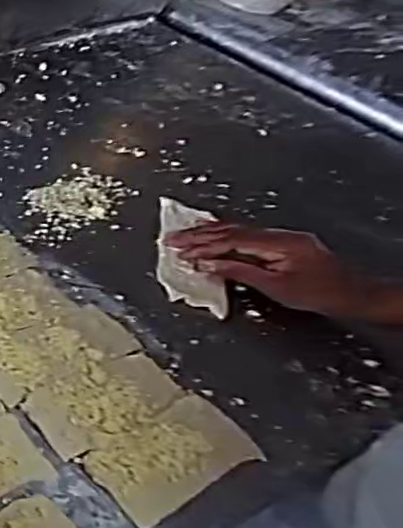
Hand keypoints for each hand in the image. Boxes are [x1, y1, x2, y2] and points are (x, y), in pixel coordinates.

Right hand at [164, 222, 398, 320]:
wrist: (357, 297)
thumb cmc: (320, 294)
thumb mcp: (274, 286)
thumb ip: (237, 271)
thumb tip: (206, 263)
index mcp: (282, 244)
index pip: (232, 241)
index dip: (203, 247)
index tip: (181, 252)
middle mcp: (283, 236)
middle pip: (232, 231)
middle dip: (199, 236)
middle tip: (171, 239)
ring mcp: (283, 238)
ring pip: (237, 230)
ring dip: (207, 233)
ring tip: (182, 234)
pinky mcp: (281, 243)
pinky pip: (246, 233)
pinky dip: (223, 234)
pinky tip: (209, 231)